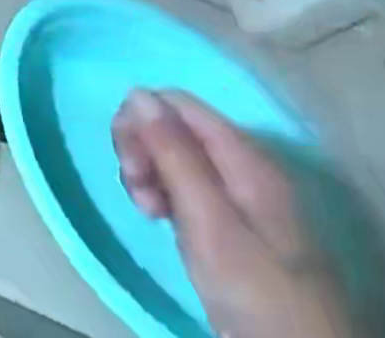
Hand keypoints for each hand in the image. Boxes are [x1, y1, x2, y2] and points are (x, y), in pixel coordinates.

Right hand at [112, 89, 353, 337]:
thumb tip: (137, 93)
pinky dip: (160, 191)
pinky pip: (180, 180)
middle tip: (137, 190)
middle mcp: (243, 167)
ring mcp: (238, 193)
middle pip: (171, 124)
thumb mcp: (207, 221)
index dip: (140, 121)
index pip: (176, 103)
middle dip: (140, 148)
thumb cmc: (254, 291)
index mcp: (246, 160)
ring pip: (170, 152)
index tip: (130, 164)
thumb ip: (173, 153)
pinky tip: (159, 217)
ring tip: (147, 211)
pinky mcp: (228, 217)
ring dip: (146, 172)